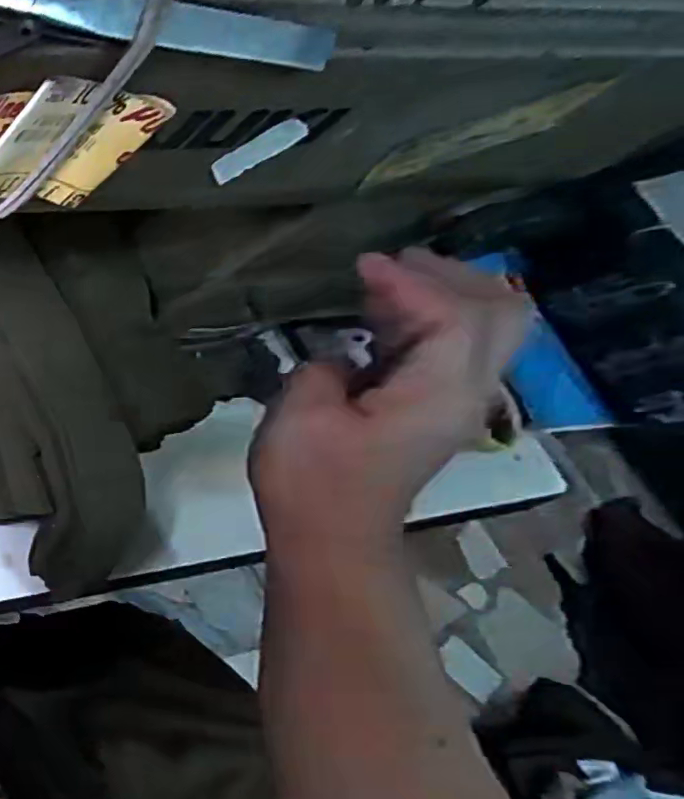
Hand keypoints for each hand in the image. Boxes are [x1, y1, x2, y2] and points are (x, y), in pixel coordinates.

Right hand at [251, 249, 529, 545]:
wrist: (329, 536)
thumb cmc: (310, 478)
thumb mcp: (299, 416)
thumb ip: (323, 370)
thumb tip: (338, 360)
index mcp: (438, 390)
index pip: (449, 314)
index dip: (408, 282)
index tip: (361, 264)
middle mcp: (466, 392)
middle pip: (499, 314)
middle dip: (453, 277)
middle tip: (396, 262)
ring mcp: (455, 406)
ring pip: (486, 332)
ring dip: (448, 297)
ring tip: (393, 281)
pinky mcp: (432, 416)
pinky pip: (455, 353)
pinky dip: (432, 324)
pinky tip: (388, 322)